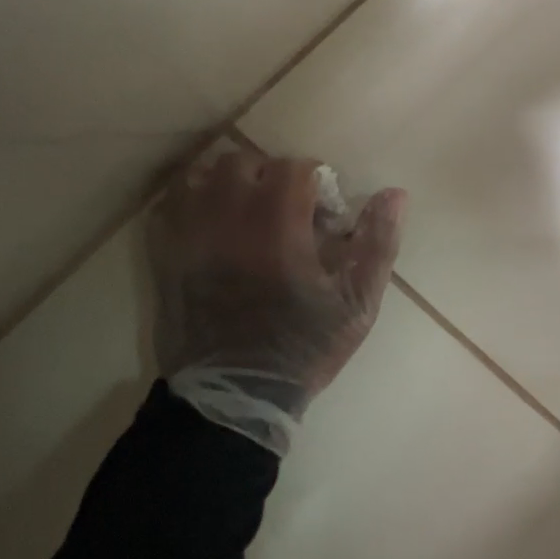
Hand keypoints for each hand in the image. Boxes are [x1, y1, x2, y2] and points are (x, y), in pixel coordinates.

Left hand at [149, 151, 406, 452]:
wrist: (234, 394)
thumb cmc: (304, 347)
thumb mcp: (358, 302)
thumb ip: (378, 243)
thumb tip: (395, 194)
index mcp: (276, 229)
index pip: (293, 169)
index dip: (317, 182)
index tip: (328, 214)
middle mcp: (227, 222)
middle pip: (244, 163)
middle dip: (272, 177)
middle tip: (291, 210)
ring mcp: (188, 237)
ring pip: (202, 176)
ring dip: (231, 183)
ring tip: (250, 212)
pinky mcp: (164, 255)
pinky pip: (170, 204)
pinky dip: (194, 200)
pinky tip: (215, 224)